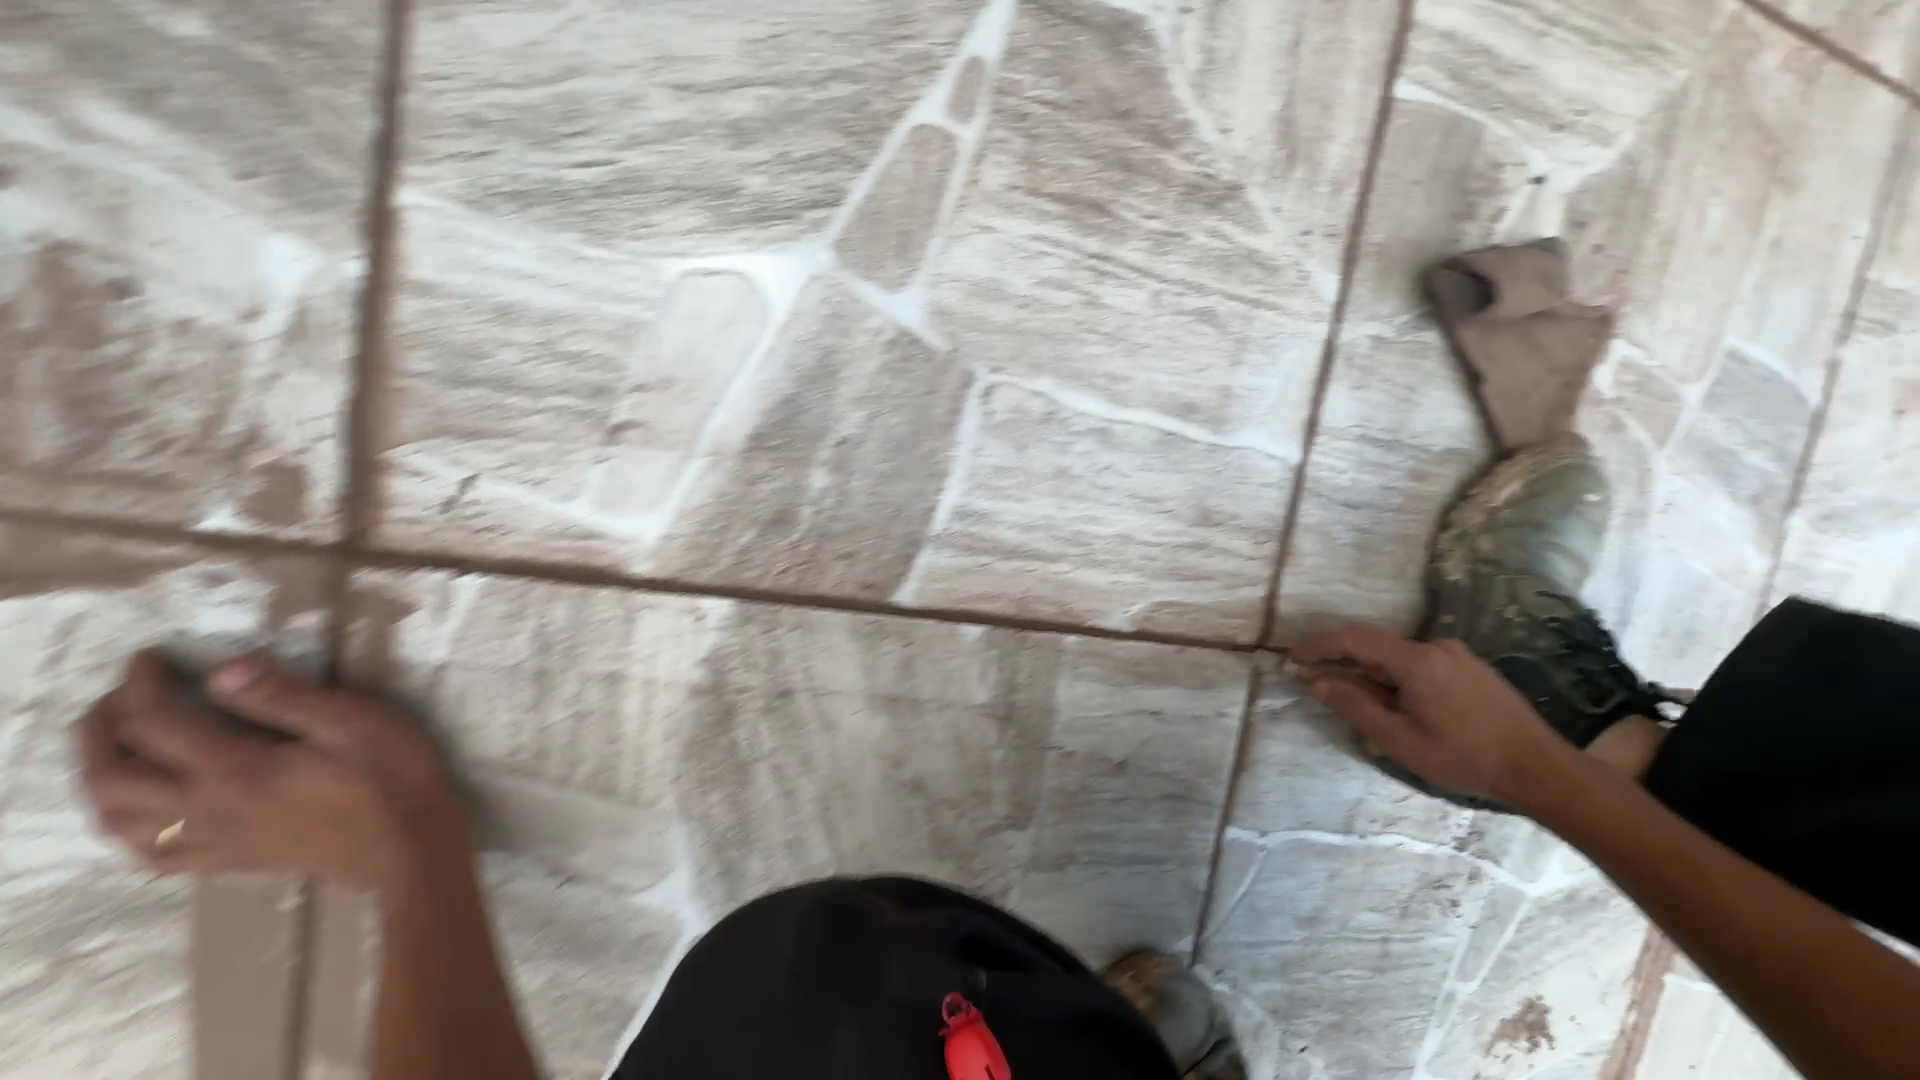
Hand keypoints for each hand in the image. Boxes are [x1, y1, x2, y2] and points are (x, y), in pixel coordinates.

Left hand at [72, 650, 464, 889]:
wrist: (412, 845)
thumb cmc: (393, 775)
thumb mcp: (355, 721)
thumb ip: (286, 696)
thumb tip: (222, 670)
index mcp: (235, 769)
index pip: (155, 722)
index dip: (141, 683)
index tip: (149, 656)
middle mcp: (206, 808)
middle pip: (110, 776)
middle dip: (99, 731)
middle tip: (120, 697)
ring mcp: (214, 839)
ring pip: (116, 819)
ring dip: (99, 780)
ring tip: (117, 748)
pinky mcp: (230, 859)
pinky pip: (151, 854)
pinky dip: (128, 829)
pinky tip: (145, 811)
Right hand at [1293, 625, 1580, 806]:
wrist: (1541, 769)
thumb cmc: (1465, 758)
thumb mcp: (1400, 740)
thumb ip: (1356, 707)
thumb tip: (1319, 682)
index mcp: (1416, 661)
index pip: (1354, 640)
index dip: (1320, 645)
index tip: (1294, 656)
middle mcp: (1436, 647)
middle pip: (1376, 648)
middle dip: (1344, 664)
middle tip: (1320, 685)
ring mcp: (1458, 656)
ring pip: (1399, 658)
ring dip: (1373, 675)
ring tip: (1361, 705)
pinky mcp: (1472, 669)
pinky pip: (1421, 665)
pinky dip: (1397, 678)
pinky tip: (1398, 706)